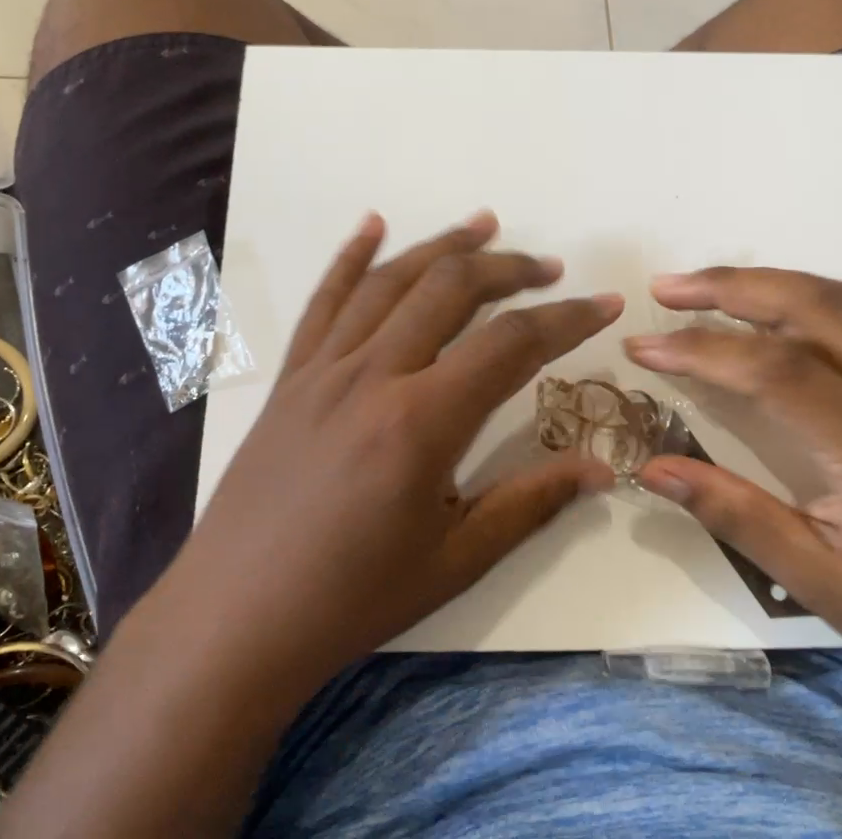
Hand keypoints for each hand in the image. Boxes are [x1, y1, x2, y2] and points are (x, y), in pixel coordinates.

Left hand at [165, 210, 622, 678]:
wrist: (236, 616)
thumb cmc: (352, 598)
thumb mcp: (454, 560)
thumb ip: (529, 503)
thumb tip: (600, 468)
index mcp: (421, 422)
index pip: (510, 345)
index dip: (565, 320)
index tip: (604, 304)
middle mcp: (372, 376)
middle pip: (449, 291)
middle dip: (508, 270)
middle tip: (549, 268)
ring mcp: (323, 371)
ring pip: (389, 283)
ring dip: (441, 247)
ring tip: (484, 224)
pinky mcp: (289, 380)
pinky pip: (323, 303)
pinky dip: (350, 257)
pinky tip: (373, 226)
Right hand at [623, 267, 841, 668]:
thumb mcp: (815, 577)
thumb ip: (733, 514)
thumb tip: (653, 468)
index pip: (777, 370)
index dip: (702, 350)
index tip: (642, 348)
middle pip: (815, 308)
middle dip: (732, 286)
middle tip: (666, 288)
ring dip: (771, 282)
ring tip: (709, 287)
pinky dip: (806, 299)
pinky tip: (773, 312)